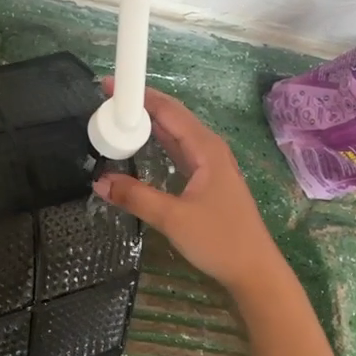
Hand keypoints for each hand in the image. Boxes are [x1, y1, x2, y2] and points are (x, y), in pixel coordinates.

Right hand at [92, 79, 282, 293]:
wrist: (255, 270)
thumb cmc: (219, 240)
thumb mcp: (172, 218)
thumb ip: (135, 197)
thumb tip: (100, 181)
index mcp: (206, 148)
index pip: (169, 110)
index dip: (139, 96)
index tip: (109, 85)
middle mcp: (210, 149)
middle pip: (173, 116)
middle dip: (142, 104)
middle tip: (107, 99)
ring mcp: (211, 165)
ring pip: (177, 133)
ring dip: (150, 122)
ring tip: (119, 116)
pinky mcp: (209, 180)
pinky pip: (180, 150)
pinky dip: (159, 142)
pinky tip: (143, 144)